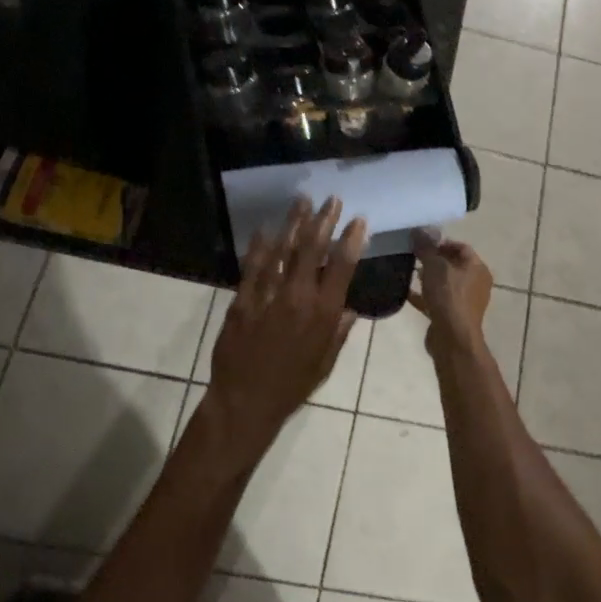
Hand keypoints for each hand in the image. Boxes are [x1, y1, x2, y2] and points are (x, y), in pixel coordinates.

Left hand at [209, 196, 368, 438]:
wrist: (245, 401)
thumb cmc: (292, 387)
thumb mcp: (325, 364)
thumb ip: (338, 334)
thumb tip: (349, 311)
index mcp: (323, 314)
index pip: (342, 267)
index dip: (352, 240)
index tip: (359, 220)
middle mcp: (298, 298)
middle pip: (312, 249)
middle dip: (324, 220)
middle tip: (331, 200)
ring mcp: (267, 296)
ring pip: (282, 251)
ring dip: (294, 223)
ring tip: (302, 200)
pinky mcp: (242, 300)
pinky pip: (252, 267)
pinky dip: (259, 246)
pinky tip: (265, 229)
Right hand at [408, 229, 492, 352]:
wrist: (452, 338)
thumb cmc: (448, 297)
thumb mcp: (435, 266)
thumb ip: (426, 247)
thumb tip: (418, 229)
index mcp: (478, 268)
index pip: (462, 247)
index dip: (442, 242)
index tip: (422, 243)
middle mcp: (476, 283)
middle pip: (453, 265)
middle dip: (433, 260)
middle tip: (413, 256)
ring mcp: (465, 302)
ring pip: (445, 284)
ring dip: (428, 278)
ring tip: (409, 272)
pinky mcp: (452, 316)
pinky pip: (437, 301)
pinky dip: (424, 296)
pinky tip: (406, 293)